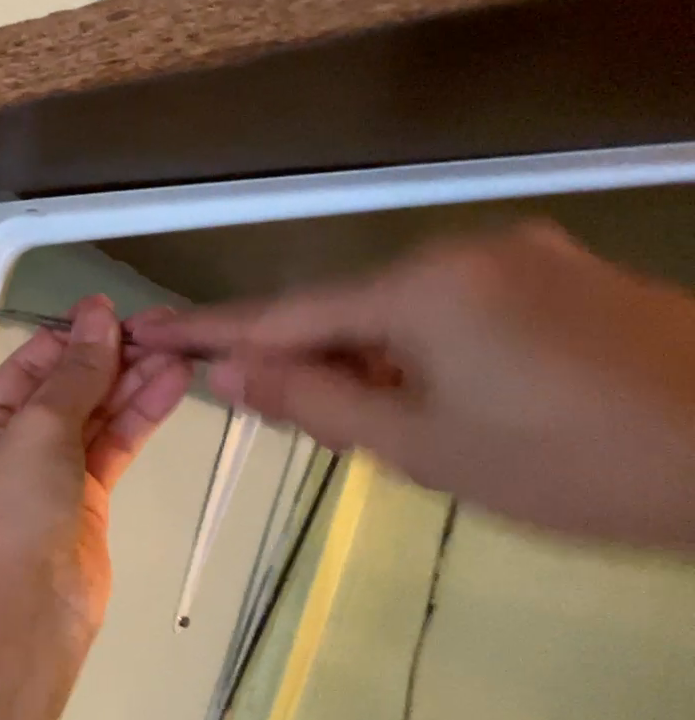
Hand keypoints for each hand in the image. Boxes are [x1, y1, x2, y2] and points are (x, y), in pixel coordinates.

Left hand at [0, 296, 191, 638]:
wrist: (27, 604)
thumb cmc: (15, 509)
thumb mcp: (36, 429)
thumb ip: (72, 374)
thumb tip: (96, 317)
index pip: (27, 367)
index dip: (72, 337)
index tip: (119, 312)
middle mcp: (10, 446)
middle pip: (64, 389)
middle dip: (109, 358)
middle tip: (165, 328)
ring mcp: (49, 473)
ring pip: (94, 415)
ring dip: (132, 383)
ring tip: (181, 349)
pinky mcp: (85, 498)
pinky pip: (112, 446)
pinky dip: (139, 416)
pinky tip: (172, 384)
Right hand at [129, 223, 694, 548]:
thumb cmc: (577, 465)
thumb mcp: (420, 448)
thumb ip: (311, 403)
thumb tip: (226, 372)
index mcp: (424, 290)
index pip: (280, 315)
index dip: (205, 331)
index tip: (142, 331)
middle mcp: (466, 255)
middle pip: (338, 314)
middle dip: (300, 364)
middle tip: (278, 418)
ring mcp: (519, 261)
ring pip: (392, 319)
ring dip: (359, 368)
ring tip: (376, 428)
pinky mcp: (558, 281)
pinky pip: (444, 317)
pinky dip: (410, 359)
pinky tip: (427, 403)